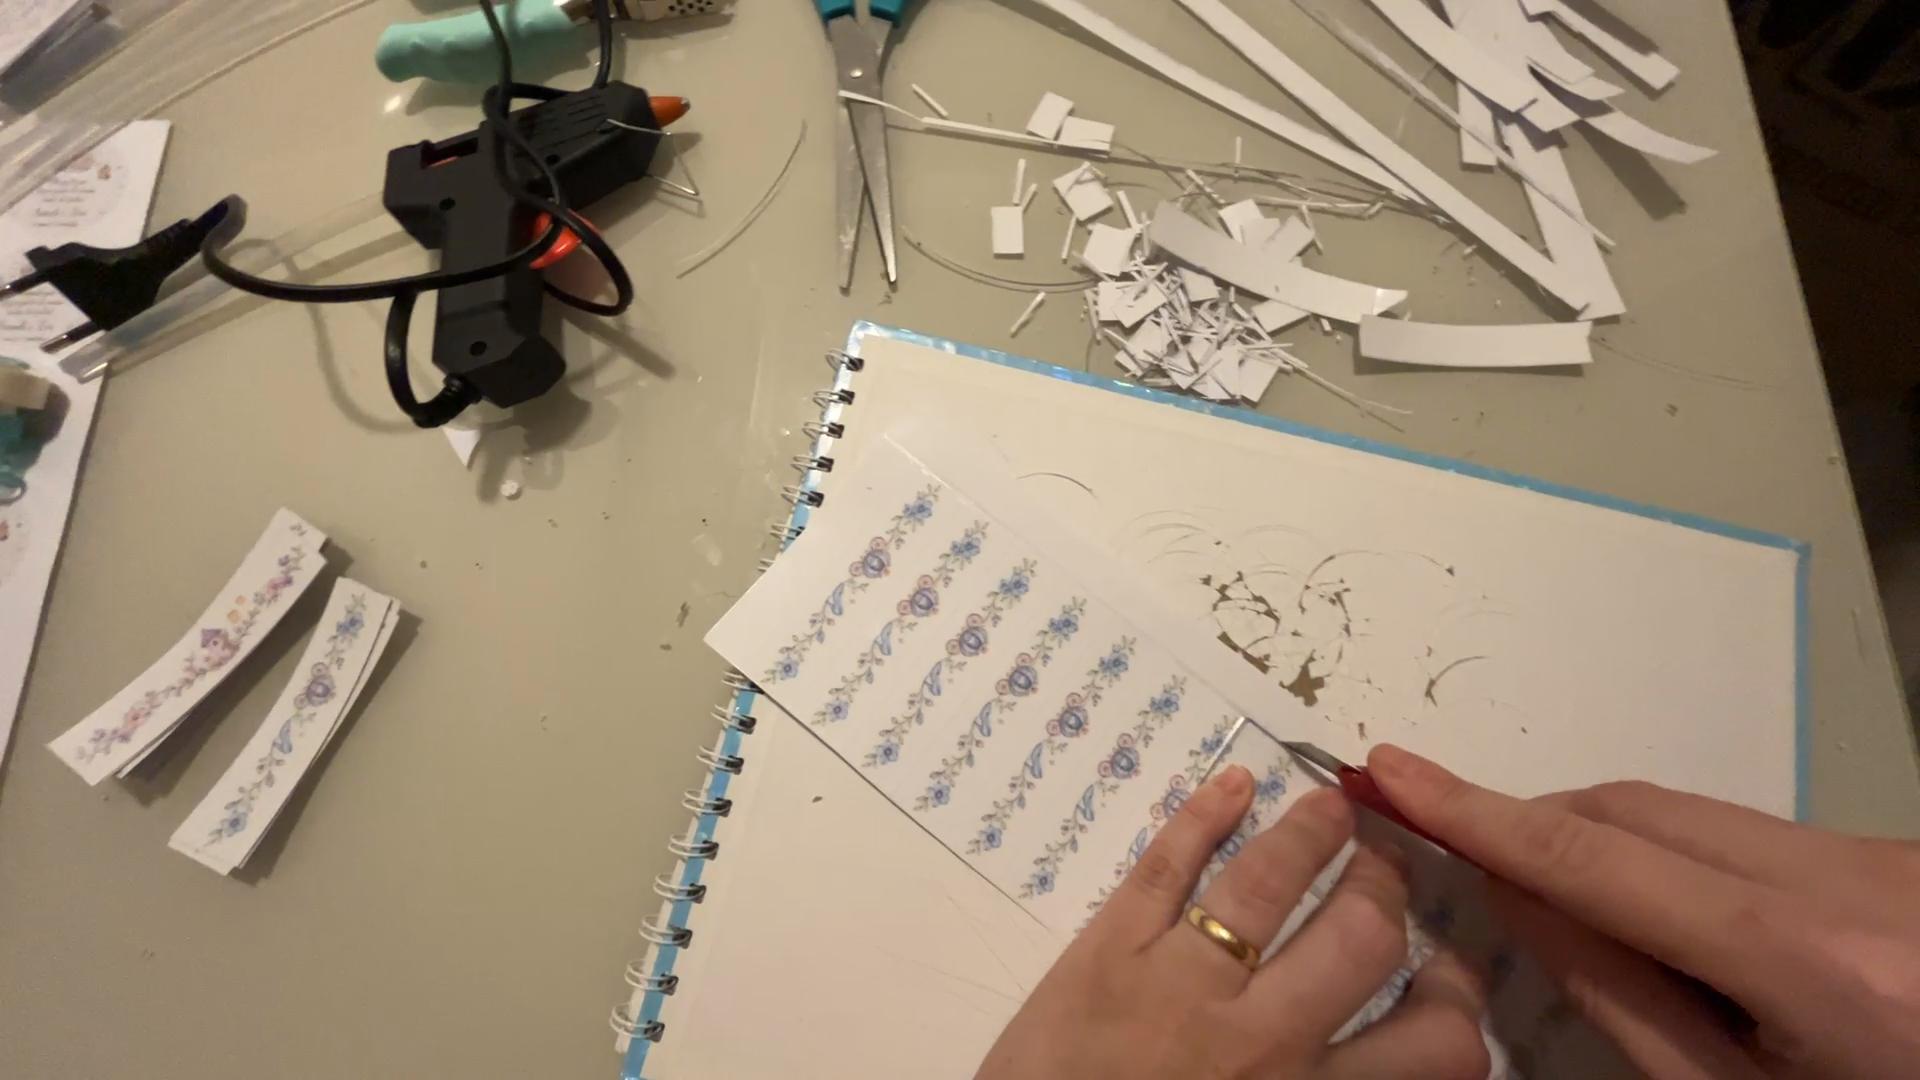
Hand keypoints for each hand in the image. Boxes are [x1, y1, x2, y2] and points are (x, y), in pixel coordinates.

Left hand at [974, 764, 1490, 1079]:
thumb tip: (1385, 1060)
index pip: (1432, 1044)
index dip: (1457, 995)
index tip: (1448, 962)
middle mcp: (1263, 1033)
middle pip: (1359, 935)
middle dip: (1385, 888)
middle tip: (1385, 861)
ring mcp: (1182, 972)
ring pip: (1265, 883)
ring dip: (1309, 832)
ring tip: (1332, 804)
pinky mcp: (1114, 937)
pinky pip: (1167, 862)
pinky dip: (1204, 813)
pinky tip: (1236, 780)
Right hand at [1367, 744, 1919, 1078]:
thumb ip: (1605, 986)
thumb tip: (1501, 879)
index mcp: (1829, 971)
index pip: (1591, 859)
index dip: (1475, 812)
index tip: (1386, 767)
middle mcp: (1865, 885)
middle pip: (1629, 812)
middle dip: (1542, 833)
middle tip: (1506, 889)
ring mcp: (1891, 857)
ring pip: (1678, 813)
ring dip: (1612, 850)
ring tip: (1630, 934)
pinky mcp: (1898, 852)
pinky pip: (1737, 828)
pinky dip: (1680, 860)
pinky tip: (1710, 932)